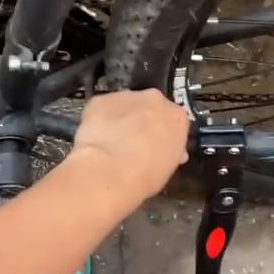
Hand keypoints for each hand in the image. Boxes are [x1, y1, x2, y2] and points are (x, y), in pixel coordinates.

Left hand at [67, 89, 190, 200]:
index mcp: (177, 117)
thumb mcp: (168, 168)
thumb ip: (167, 151)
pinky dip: (100, 120)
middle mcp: (154, 100)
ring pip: (124, 106)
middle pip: (150, 107)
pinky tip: (97, 139)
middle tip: (134, 144)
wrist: (110, 171)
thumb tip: (161, 152)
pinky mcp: (101, 100)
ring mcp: (126, 97)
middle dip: (142, 122)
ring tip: (112, 144)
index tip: (156, 146)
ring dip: (121, 119)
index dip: (163, 134)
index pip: (173, 120)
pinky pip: (102, 108)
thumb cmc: (144, 176)